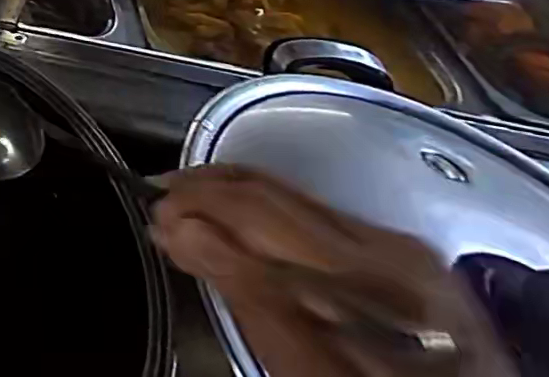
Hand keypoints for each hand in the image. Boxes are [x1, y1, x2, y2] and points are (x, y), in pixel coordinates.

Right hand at [152, 166, 515, 376]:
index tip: (156, 220)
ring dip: (222, 195)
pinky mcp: (389, 245)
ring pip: (281, 190)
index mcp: (375, 275)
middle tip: (157, 206)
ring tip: (180, 208)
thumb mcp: (316, 374)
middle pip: (268, 190)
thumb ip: (253, 302)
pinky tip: (227, 220)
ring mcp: (392, 241)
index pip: (259, 211)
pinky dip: (253, 208)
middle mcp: (386, 242)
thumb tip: (183, 232)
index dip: (198, 207)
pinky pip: (301, 206)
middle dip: (202, 193)